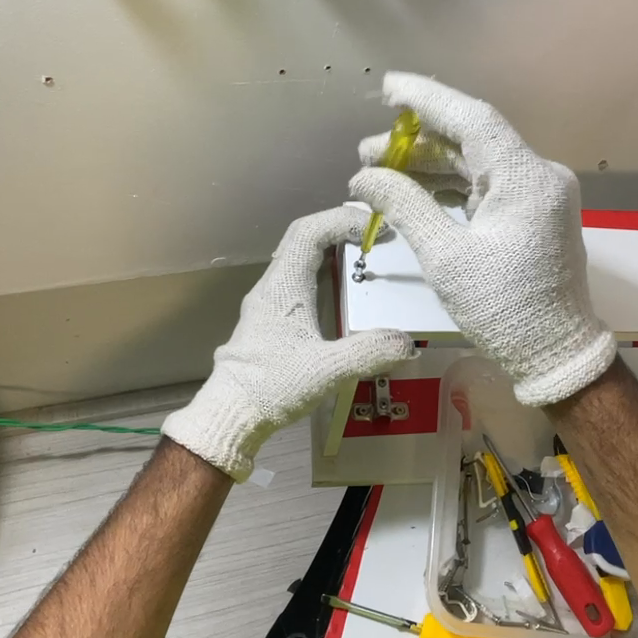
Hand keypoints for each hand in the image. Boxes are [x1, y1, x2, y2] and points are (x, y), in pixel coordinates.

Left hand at [162, 206, 415, 480]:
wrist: (230, 415)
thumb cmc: (271, 387)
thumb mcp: (325, 371)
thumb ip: (368, 353)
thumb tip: (407, 341)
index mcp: (283, 286)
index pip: (309, 232)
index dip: (343, 222)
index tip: (376, 231)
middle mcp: (273, 286)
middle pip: (304, 237)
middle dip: (339, 228)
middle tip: (376, 235)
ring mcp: (270, 301)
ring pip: (300, 257)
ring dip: (331, 249)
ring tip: (366, 255)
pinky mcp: (272, 318)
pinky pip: (300, 278)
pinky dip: (325, 271)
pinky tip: (344, 291)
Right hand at [348, 72, 615, 405]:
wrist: (554, 354)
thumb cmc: (503, 308)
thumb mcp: (446, 258)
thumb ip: (406, 206)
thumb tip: (365, 177)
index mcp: (526, 178)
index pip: (474, 118)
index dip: (427, 99)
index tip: (387, 87)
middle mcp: (538, 175)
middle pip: (471, 139)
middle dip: (416, 141)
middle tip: (367, 150)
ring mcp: (537, 193)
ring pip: (475, 162)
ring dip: (428, 164)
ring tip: (378, 169)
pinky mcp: (531, 211)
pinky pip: (484, 184)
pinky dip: (448, 185)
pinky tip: (411, 188)